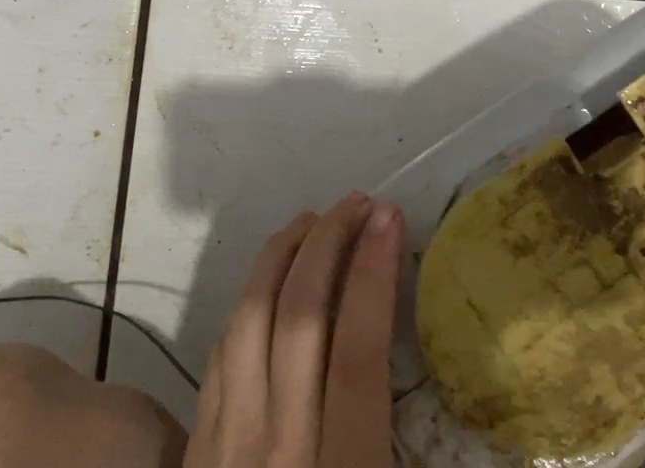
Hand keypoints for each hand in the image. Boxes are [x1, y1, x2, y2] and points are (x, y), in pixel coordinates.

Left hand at [184, 192, 403, 467]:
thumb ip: (408, 431)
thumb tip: (445, 356)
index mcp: (344, 464)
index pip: (357, 349)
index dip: (373, 274)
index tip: (389, 217)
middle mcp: (281, 442)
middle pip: (298, 319)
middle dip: (328, 245)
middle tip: (357, 203)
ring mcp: (229, 441)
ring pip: (248, 322)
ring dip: (280, 258)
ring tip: (310, 221)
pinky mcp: (199, 444)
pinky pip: (220, 356)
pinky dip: (247, 304)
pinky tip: (267, 285)